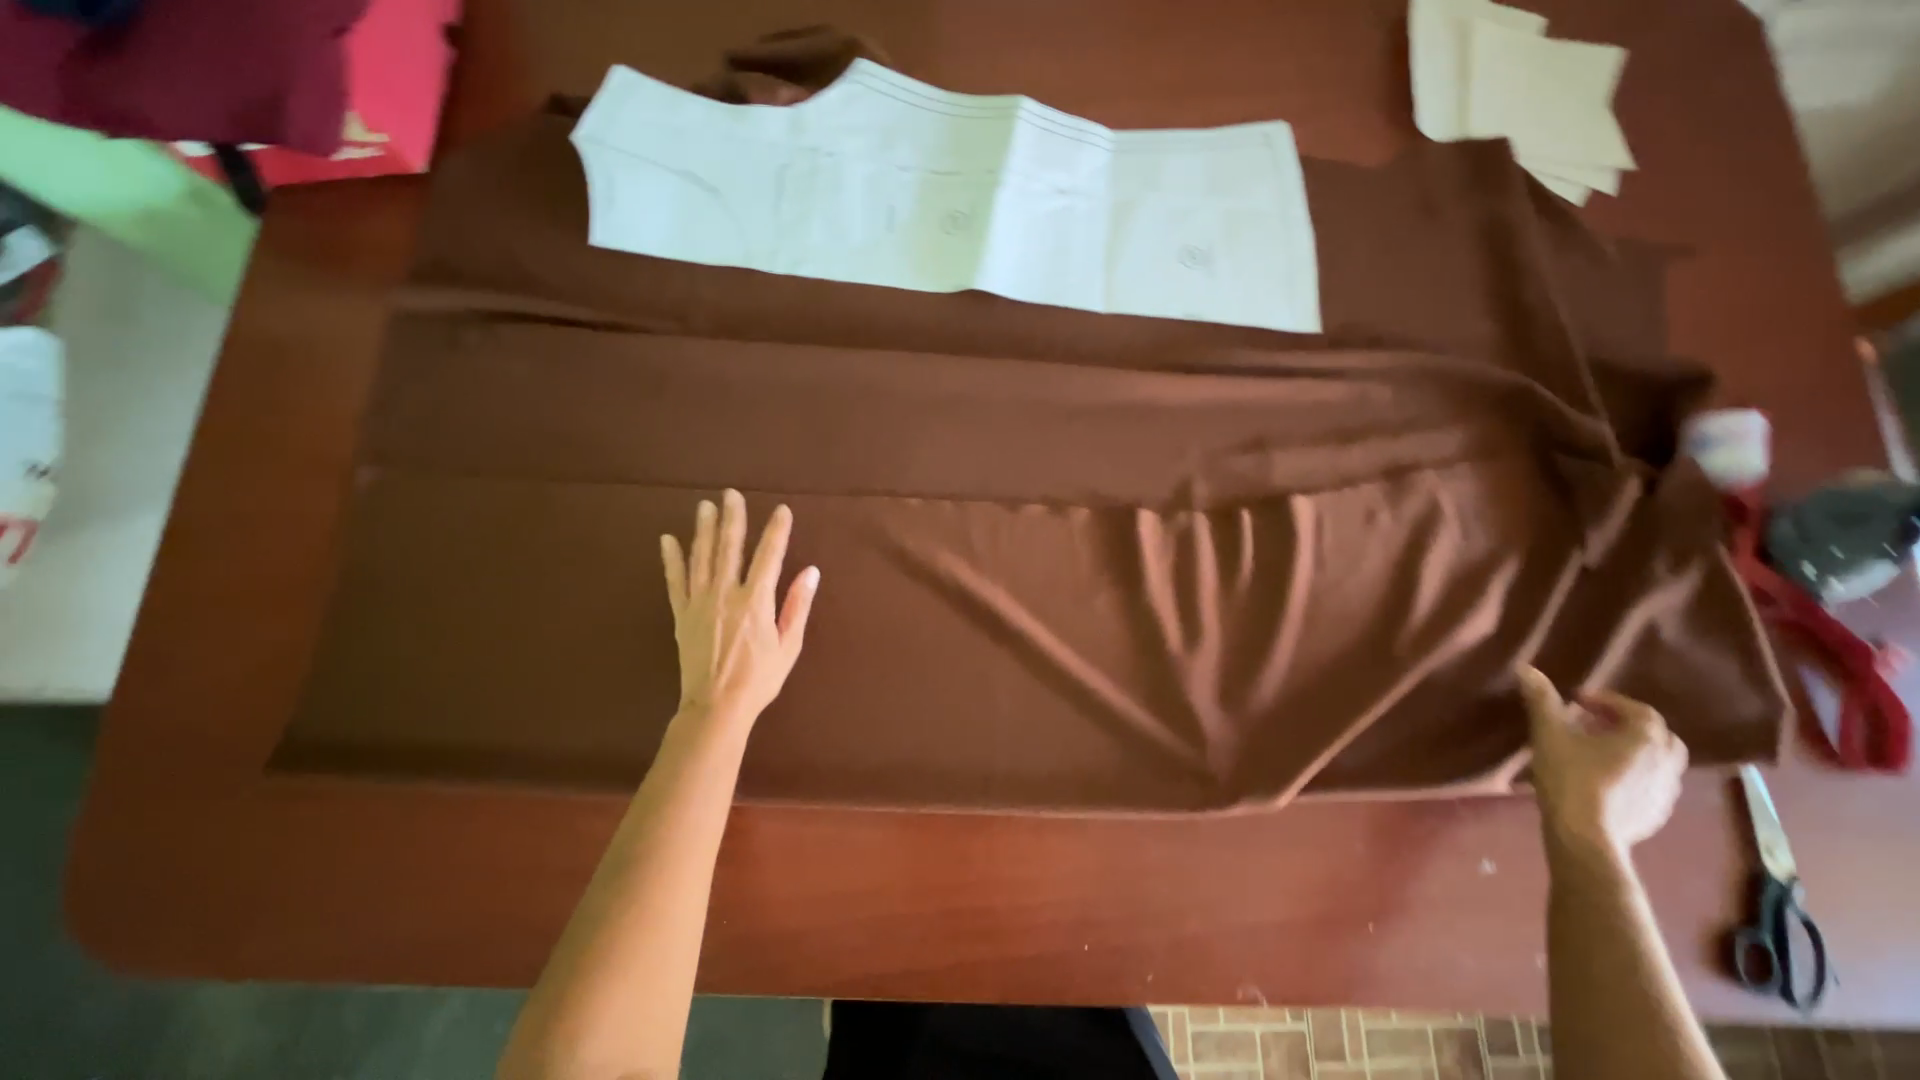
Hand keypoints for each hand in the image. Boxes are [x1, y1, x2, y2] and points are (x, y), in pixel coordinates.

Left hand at [661, 490, 819, 725]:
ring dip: (703, 529)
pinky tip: (667, 540)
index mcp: (756, 601)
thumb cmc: (760, 679)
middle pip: (730, 547)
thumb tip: (811, 572)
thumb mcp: (789, 645)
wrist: (717, 706)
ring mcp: (700, 602)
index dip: (777, 531)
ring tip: (705, 506)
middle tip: (731, 494)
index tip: (782, 510)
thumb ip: (798, 606)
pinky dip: (671, 559)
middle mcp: (727, 594)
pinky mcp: (681, 614)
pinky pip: (675, 581)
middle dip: (733, 518)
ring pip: (701, 557)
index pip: (770, 556)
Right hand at [1516, 666, 1688, 856]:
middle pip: (1655, 734)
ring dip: (1631, 751)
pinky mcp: (1658, 814)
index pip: (1636, 709)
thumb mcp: (1550, 735)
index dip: (1607, 700)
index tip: (1576, 701)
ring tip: (1597, 753)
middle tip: (1593, 725)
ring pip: (1655, 761)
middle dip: (1626, 725)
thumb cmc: (1571, 778)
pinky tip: (1604, 782)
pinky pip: (1650, 784)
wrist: (1586, 837)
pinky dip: (1632, 775)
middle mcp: (1667, 761)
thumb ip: (1542, 701)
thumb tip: (1527, 668)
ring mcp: (1667, 791)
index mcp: (1647, 738)